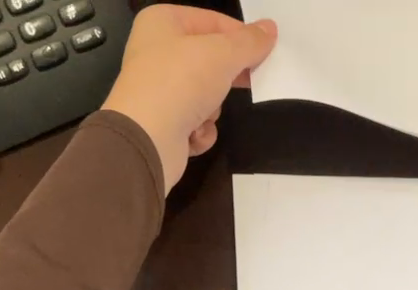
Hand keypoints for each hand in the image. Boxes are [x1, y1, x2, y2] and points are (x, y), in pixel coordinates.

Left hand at [102, 6, 277, 193]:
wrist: (147, 140)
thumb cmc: (181, 82)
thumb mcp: (222, 54)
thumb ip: (249, 42)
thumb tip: (270, 29)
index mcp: (162, 23)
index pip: (211, 21)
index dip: (240, 36)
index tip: (265, 50)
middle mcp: (156, 54)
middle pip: (208, 61)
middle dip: (225, 78)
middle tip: (249, 82)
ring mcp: (158, 93)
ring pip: (203, 96)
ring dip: (211, 109)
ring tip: (203, 113)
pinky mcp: (163, 126)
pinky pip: (194, 124)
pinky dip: (199, 131)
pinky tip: (192, 134)